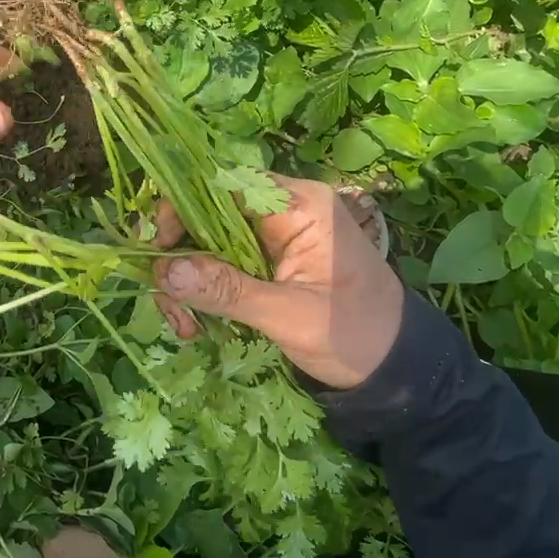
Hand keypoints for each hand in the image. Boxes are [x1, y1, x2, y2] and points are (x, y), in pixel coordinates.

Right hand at [153, 175, 404, 389]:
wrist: (399, 373)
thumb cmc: (357, 336)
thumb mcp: (290, 316)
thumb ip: (228, 290)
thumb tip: (165, 270)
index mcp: (297, 205)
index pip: (222, 184)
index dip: (181, 210)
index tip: (159, 250)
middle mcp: (280, 210)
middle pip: (204, 213)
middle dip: (178, 257)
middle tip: (166, 302)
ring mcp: (270, 236)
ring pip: (204, 242)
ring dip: (184, 281)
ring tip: (183, 325)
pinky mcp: (263, 261)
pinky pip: (216, 263)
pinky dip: (199, 291)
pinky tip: (195, 324)